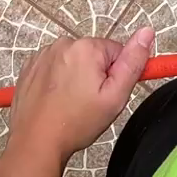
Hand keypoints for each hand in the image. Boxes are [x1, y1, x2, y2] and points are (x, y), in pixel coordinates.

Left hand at [7, 28, 153, 163]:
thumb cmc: (76, 123)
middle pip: (93, 55)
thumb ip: (133, 62)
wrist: (34, 145)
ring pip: (73, 61)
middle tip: (88, 102)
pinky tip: (55, 101)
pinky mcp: (29, 67)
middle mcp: (63, 43)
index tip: (104, 95)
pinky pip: (54, 67)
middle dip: (94, 75)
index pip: (115, 52)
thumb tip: (147, 31)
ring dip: (75, 77)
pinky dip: (57, 80)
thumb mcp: (115, 97)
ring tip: (70, 104)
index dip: (114, 76)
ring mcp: (43, 55)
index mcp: (86, 47)